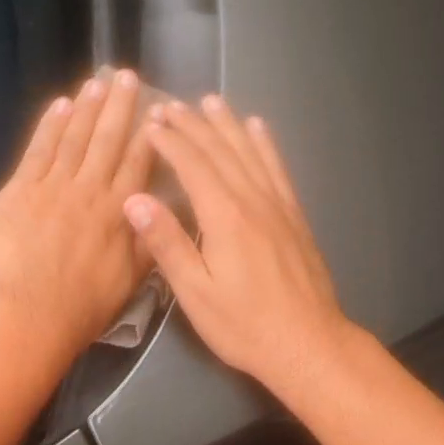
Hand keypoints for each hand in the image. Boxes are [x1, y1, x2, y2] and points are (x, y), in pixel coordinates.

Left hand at [0, 69, 153, 365]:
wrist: (24, 315)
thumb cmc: (79, 307)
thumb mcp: (130, 282)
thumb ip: (148, 243)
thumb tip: (166, 213)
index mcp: (120, 211)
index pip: (138, 162)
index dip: (149, 133)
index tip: (157, 108)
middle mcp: (91, 190)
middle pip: (108, 139)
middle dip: (119, 105)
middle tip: (126, 75)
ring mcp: (54, 186)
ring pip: (75, 137)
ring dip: (86, 107)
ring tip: (97, 82)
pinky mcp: (20, 189)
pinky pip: (39, 150)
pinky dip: (50, 125)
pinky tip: (59, 105)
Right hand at [125, 96, 357, 394]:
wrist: (309, 343)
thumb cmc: (245, 325)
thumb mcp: (196, 293)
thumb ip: (167, 243)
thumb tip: (134, 200)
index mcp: (224, 215)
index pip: (192, 165)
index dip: (169, 141)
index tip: (149, 123)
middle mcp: (251, 198)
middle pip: (219, 150)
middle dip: (193, 125)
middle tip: (170, 105)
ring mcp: (277, 203)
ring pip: (248, 151)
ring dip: (227, 124)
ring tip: (210, 101)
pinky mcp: (293, 213)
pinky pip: (276, 167)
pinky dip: (264, 143)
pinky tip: (257, 127)